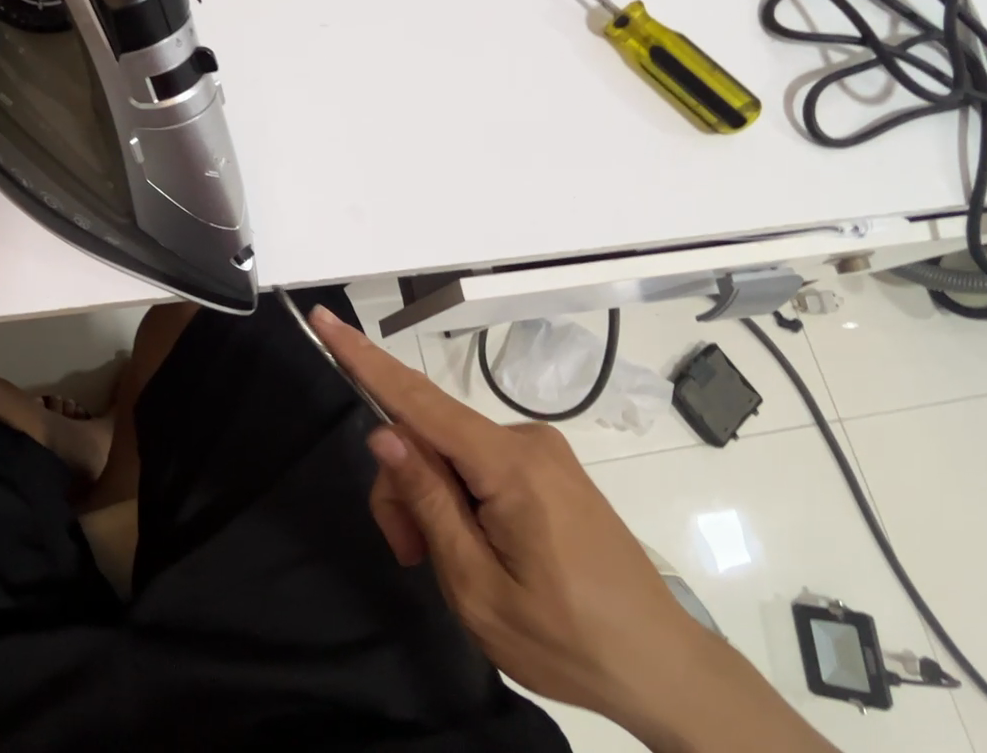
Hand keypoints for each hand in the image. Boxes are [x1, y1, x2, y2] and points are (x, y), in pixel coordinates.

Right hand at [308, 308, 752, 744]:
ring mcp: (541, 454)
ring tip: (435, 562)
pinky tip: (462, 545)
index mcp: (510, 465)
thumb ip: (428, 501)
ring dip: (427, 499)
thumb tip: (384, 433)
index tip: (325, 318)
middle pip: (428, 435)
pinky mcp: (546, 471)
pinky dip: (454, 498)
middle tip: (406, 554)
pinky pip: (476, 466)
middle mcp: (526, 441)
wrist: (661, 669)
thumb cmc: (566, 639)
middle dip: (401, 486)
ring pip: (448, 454)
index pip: (418, 400)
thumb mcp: (477, 585)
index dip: (364, 359)